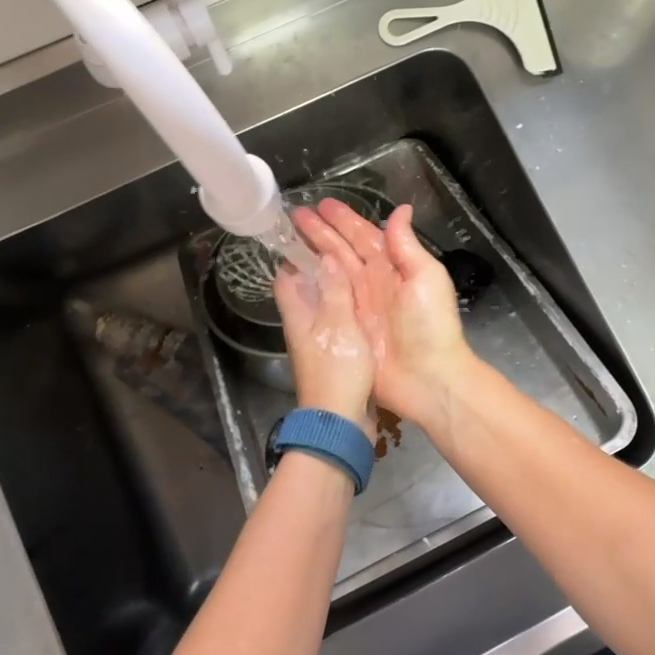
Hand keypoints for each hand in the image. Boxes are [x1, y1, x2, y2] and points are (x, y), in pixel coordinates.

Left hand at [273, 246, 372, 427]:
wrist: (341, 422)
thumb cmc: (337, 371)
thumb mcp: (338, 324)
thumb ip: (333, 291)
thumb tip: (325, 256)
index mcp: (297, 314)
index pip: (286, 275)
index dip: (294, 253)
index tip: (309, 232)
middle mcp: (303, 324)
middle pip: (305, 287)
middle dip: (318, 264)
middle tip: (341, 240)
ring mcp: (318, 340)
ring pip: (324, 303)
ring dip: (336, 284)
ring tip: (359, 263)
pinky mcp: (335, 354)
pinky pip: (339, 320)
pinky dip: (349, 305)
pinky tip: (367, 300)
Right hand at [290, 200, 477, 430]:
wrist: (427, 378)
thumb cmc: (431, 325)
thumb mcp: (426, 278)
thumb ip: (407, 245)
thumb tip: (401, 209)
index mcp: (394, 267)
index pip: (364, 236)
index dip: (344, 220)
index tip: (322, 205)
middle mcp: (372, 282)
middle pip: (342, 250)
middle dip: (320, 232)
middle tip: (296, 216)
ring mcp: (357, 305)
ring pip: (329, 271)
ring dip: (310, 253)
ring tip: (288, 237)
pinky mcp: (345, 327)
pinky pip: (324, 300)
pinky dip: (308, 286)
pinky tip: (291, 275)